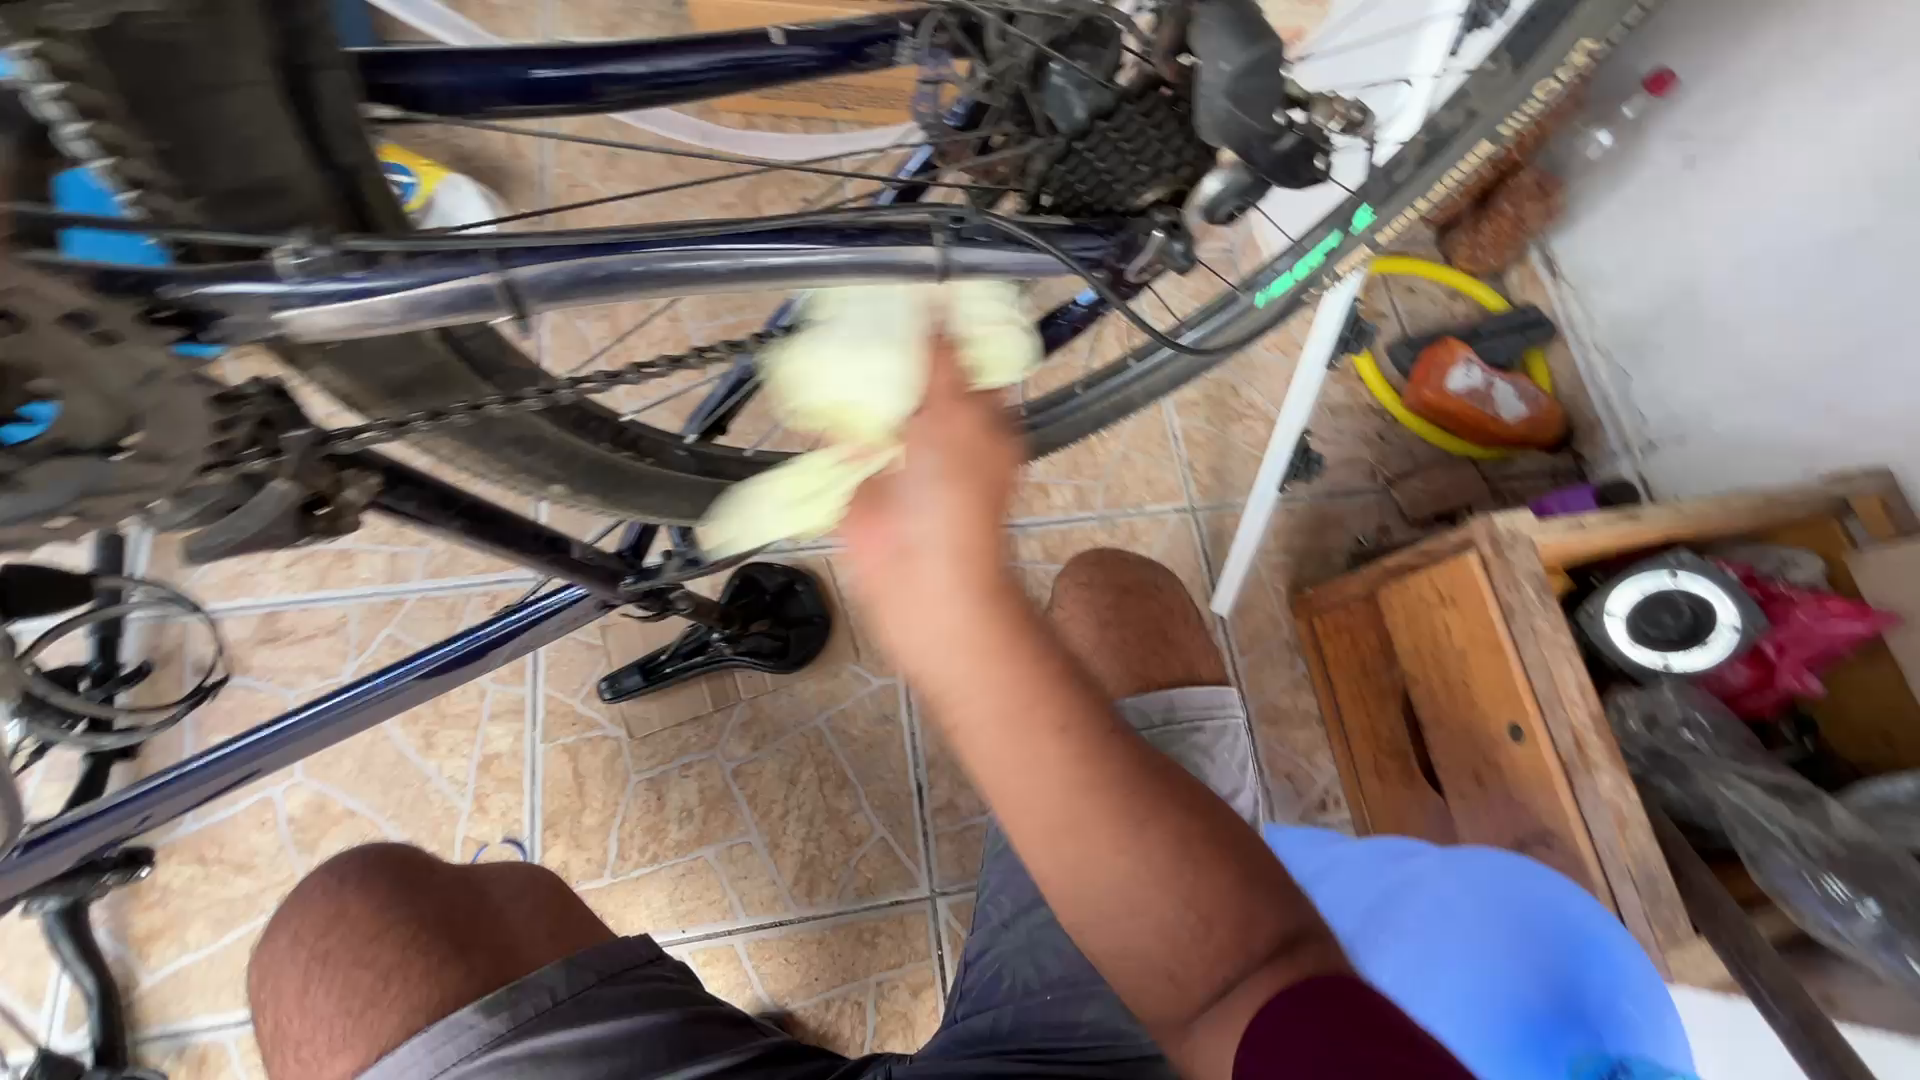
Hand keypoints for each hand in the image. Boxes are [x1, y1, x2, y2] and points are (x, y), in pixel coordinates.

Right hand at [838, 334, 1026, 673]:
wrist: (924, 581)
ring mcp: (897, 455)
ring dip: (851, 378)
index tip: (911, 288)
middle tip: (859, 306)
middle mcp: (939, 432)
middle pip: (908, 376)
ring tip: (830, 330)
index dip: (939, 327)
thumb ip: (942, 363)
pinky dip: (822, 417)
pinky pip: (837, 439)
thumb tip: (934, 310)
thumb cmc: (959, 504)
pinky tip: (809, 383)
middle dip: (885, 348)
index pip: (960, 359)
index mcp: (978, 417)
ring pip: (870, 403)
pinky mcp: (858, 479)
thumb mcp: (959, 416)